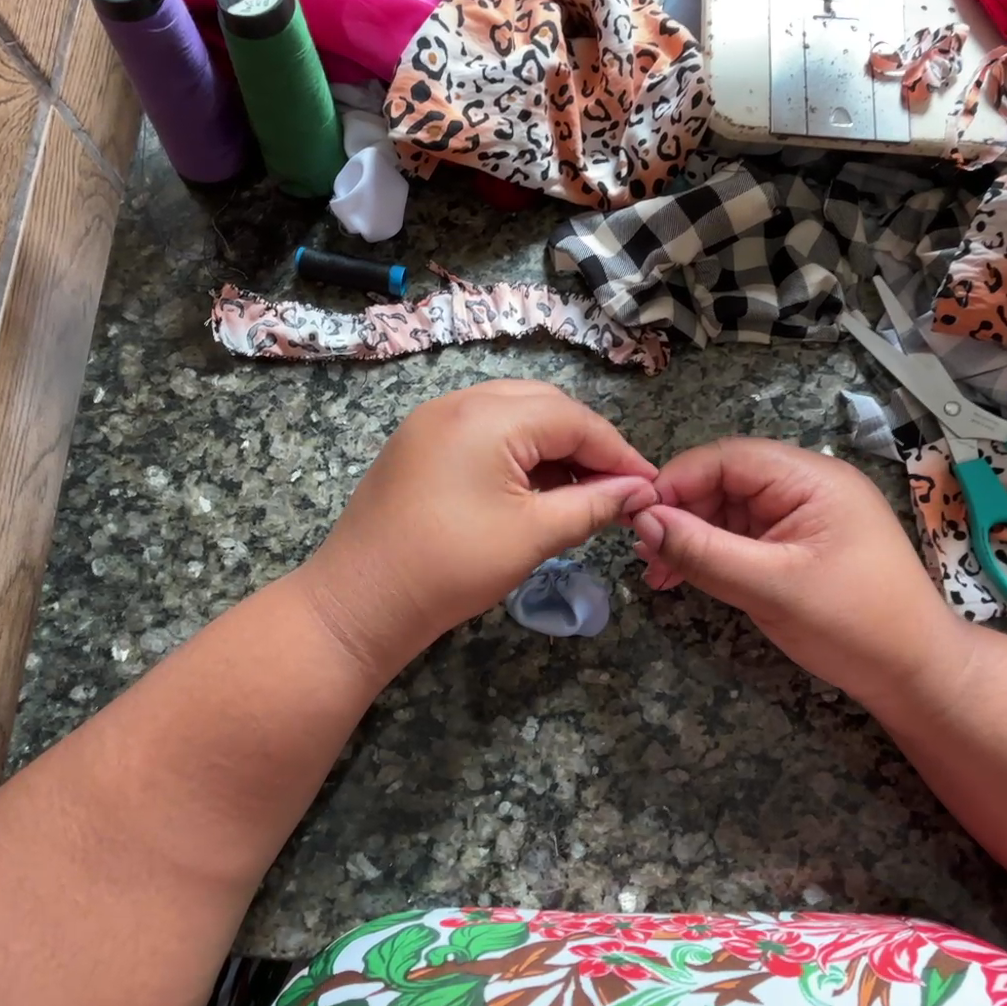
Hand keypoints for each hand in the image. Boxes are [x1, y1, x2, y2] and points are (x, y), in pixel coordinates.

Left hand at [300, 380, 658, 679]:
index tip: (648, 487)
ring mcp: (431, 421)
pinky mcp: (416, 445)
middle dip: (585, 444)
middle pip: (543, 406)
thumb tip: (638, 492)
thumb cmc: (450, 568)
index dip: (618, 452)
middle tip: (615, 489)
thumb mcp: (532, 537)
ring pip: (511, 416)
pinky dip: (515, 454)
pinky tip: (532, 489)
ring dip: (551, 447)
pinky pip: (480, 432)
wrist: (358, 603)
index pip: (574, 418)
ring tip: (579, 492)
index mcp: (487, 416)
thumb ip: (591, 505)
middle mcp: (457, 402)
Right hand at [630, 438, 969, 707]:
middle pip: (723, 481)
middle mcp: (804, 486)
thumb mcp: (770, 588)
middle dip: (679, 513)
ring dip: (688, 537)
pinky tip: (679, 576)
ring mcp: (799, 515)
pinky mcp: (792, 543)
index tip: (636, 517)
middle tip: (642, 552)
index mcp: (811, 479)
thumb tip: (642, 522)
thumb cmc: (853, 625)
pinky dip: (707, 553)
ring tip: (654, 572)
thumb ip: (704, 552)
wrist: (914, 676)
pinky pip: (738, 535)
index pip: (727, 458)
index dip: (677, 481)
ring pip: (725, 509)